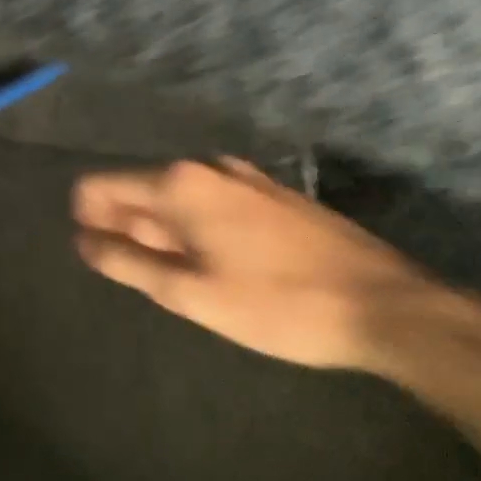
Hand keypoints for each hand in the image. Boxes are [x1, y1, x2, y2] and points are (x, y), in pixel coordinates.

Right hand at [73, 157, 430, 371]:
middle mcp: (203, 167)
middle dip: (131, 228)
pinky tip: (235, 264)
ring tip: (197, 273)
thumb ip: (124, 262)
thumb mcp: (190, 294)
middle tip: (157, 276)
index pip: (95, 187)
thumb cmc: (280, 303)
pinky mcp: (280, 195)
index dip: (87, 221)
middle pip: (138, 190)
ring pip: (179, 197)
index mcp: (174, 183)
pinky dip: (206, 226)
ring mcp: (247, 177)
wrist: (399, 313)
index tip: (106, 258)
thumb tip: (82, 240)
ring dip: (171, 229)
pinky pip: (216, 202)